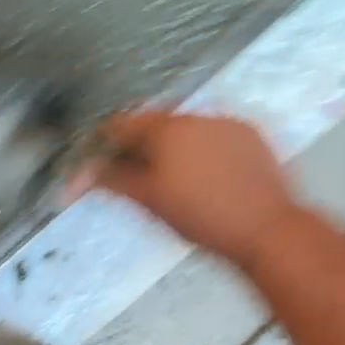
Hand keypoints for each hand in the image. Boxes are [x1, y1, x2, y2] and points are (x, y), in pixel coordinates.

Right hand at [84, 111, 310, 266]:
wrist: (265, 228)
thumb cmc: (201, 219)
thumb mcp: (150, 202)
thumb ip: (113, 180)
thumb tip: (79, 174)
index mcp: (165, 129)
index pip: (121, 125)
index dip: (104, 142)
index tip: (99, 161)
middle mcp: (194, 115)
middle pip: (154, 122)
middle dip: (140, 143)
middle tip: (136, 174)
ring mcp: (226, 121)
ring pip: (185, 126)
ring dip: (172, 144)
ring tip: (174, 178)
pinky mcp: (250, 134)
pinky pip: (215, 133)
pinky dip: (202, 148)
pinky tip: (206, 175)